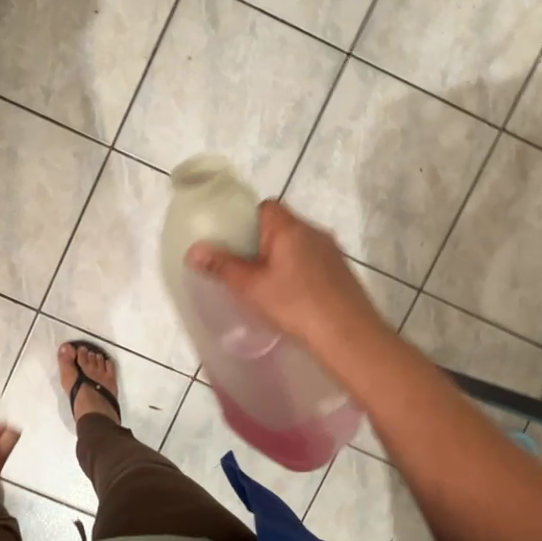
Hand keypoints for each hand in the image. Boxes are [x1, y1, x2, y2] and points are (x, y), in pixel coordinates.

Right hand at [186, 200, 393, 361]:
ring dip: (281, 257)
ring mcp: (332, 250)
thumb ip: (222, 266)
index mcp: (289, 228)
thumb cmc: (294, 304)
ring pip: (298, 244)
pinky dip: (298, 270)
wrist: (346, 333)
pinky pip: (312, 260)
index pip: (266, 206)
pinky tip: (290, 295)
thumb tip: (194, 251)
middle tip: (242, 266)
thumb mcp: (250, 287)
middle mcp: (314, 231)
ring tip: (264, 283)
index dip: (247, 219)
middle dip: (261, 241)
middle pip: (282, 225)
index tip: (234, 241)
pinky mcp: (342, 270)